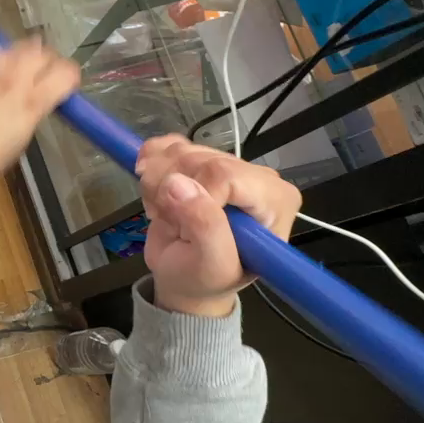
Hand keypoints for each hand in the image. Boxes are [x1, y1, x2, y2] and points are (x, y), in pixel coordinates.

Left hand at [0, 41, 80, 194]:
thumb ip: (35, 111)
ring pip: (19, 47)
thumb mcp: (21, 139)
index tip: (66, 86)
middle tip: (46, 75)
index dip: (70, 78)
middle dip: (50, 61)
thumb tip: (41, 98)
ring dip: (27, 56)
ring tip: (24, 71)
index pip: (66, 72)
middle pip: (43, 52)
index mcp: (30, 102)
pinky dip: (3, 60)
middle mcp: (12, 81)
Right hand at [136, 136, 301, 317]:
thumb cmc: (205, 277)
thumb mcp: (212, 265)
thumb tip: (176, 183)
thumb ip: (205, 225)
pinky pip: (164, 145)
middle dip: (169, 190)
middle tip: (169, 222)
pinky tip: (155, 192)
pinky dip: (149, 167)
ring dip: (157, 183)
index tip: (182, 225)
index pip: (225, 174)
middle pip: (198, 160)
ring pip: (178, 151)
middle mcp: (255, 176)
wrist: (184, 276)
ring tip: (165, 213)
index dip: (193, 195)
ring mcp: (225, 164)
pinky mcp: (198, 159)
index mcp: (274, 199)